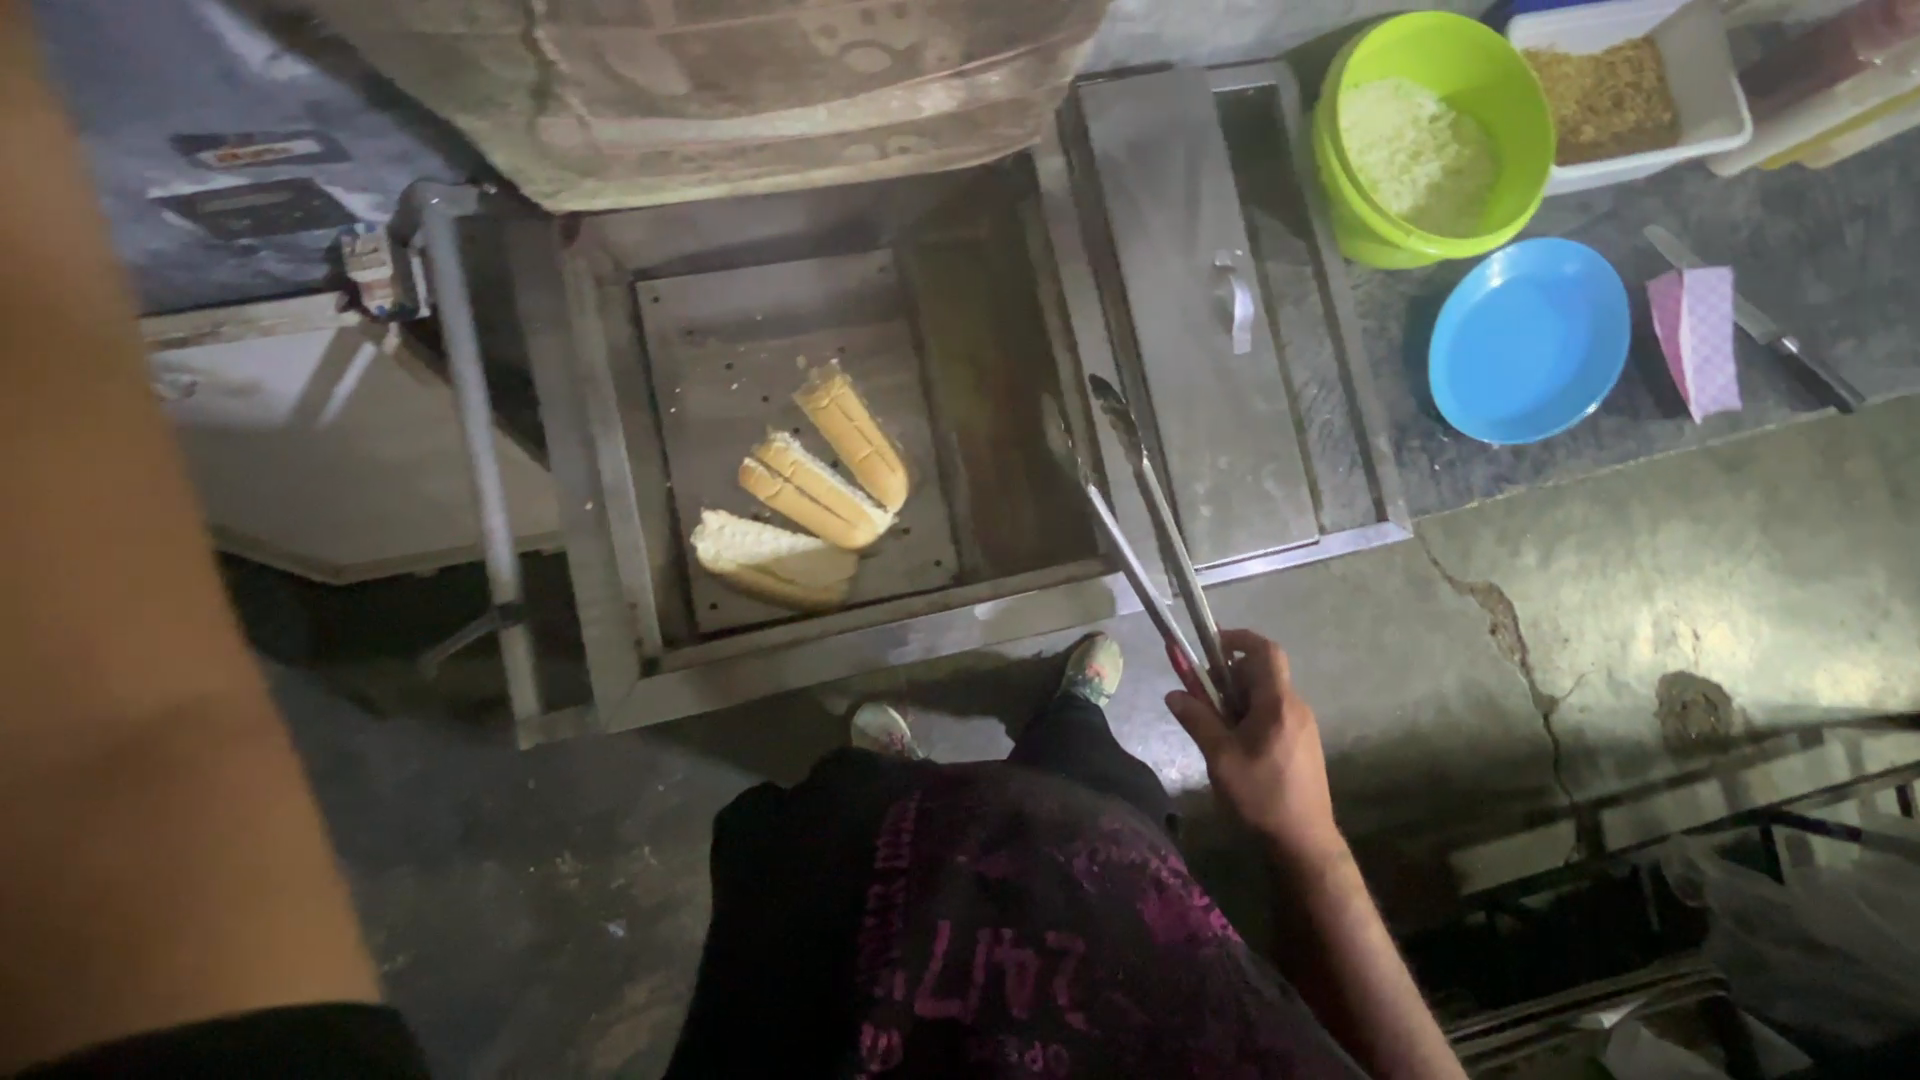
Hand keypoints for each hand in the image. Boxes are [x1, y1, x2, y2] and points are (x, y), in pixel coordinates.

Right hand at [1165, 630, 1345, 868]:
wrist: (1303, 840)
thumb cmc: (1261, 795)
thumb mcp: (1220, 758)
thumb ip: (1197, 720)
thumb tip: (1174, 694)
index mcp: (1278, 704)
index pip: (1265, 651)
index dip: (1238, 639)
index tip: (1210, 645)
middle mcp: (1295, 707)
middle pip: (1261, 672)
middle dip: (1228, 675)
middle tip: (1202, 696)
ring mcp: (1302, 725)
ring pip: (1265, 694)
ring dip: (1236, 697)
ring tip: (1214, 724)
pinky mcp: (1302, 743)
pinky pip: (1273, 713)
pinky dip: (1249, 714)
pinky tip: (1234, 743)